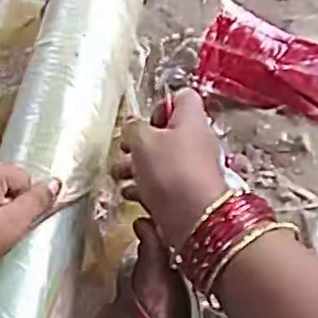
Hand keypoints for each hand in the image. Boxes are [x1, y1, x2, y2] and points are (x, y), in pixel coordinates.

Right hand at [116, 88, 229, 245]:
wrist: (196, 219)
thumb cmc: (170, 171)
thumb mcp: (142, 141)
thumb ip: (132, 128)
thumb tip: (132, 128)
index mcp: (192, 120)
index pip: (182, 98)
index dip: (160, 105)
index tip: (144, 123)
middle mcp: (199, 142)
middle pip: (168, 133)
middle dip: (141, 143)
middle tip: (124, 152)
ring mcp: (196, 170)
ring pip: (164, 161)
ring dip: (139, 168)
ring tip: (118, 176)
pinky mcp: (191, 194)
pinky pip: (167, 184)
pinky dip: (148, 188)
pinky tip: (131, 196)